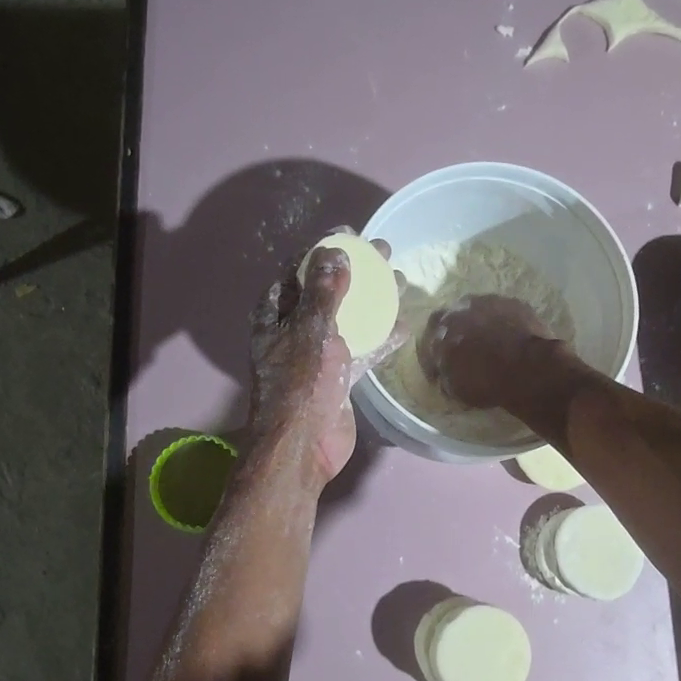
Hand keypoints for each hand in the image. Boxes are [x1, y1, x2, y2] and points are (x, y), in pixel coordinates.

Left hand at [248, 239, 390, 486]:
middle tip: (383, 251)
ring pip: (348, 318)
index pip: (298, 271)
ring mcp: (317, 355)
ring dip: (373, 300)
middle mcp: (293, 331)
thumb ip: (325, 292)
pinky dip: (380, 337)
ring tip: (400, 279)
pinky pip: (362, 350)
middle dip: (355, 270)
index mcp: (276, 316)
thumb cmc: (301, 384)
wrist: (303, 446)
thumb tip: (335, 252)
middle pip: (328, 291)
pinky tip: (404, 324)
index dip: (322, 250)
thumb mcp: (312, 331)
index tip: (350, 234)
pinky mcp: (338, 377)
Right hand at [416, 294, 560, 409]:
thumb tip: (444, 374)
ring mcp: (488, 302)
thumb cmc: (486, 382)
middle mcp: (459, 309)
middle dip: (453, 334)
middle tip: (461, 351)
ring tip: (487, 343)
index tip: (439, 370)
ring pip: (476, 312)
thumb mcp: (455, 389)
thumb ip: (445, 376)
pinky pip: (501, 313)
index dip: (433, 356)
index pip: (427, 341)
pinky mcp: (514, 303)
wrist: (528, 368)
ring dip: (478, 325)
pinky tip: (508, 338)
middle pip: (450, 319)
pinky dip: (501, 324)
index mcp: (440, 331)